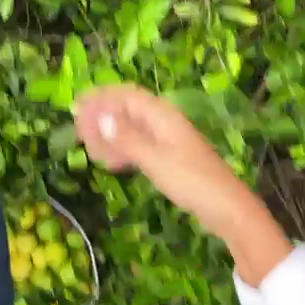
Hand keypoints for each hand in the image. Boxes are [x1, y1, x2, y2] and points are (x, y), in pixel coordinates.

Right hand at [73, 85, 291, 284]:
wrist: (226, 208)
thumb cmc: (192, 180)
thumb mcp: (155, 159)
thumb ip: (127, 139)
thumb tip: (102, 117)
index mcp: (163, 116)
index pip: (127, 96)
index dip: (102, 97)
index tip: (77, 105)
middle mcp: (164, 123)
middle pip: (127, 111)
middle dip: (102, 117)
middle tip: (78, 131)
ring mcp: (167, 141)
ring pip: (131, 131)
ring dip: (110, 136)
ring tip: (89, 149)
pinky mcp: (169, 159)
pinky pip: (139, 148)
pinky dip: (123, 151)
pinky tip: (111, 163)